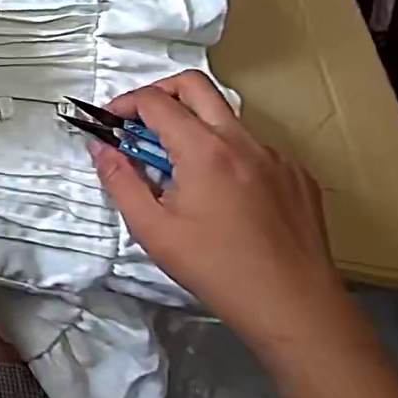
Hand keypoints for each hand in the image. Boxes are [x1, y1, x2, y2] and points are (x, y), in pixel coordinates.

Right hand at [90, 71, 354, 359]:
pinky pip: (251, 145)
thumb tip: (100, 147)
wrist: (298, 311)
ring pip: (224, 116)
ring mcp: (276, 157)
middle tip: (138, 123)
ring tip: (176, 166)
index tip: (108, 124)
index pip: (154, 101)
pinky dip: (223, 151)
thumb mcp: (150, 227)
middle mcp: (243, 142)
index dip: (122, 105)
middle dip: (157, 93)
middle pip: (194, 85)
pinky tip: (218, 190)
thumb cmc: (216, 269)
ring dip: (191, 124)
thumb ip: (119, 179)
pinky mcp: (297, 176)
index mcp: (204, 150)